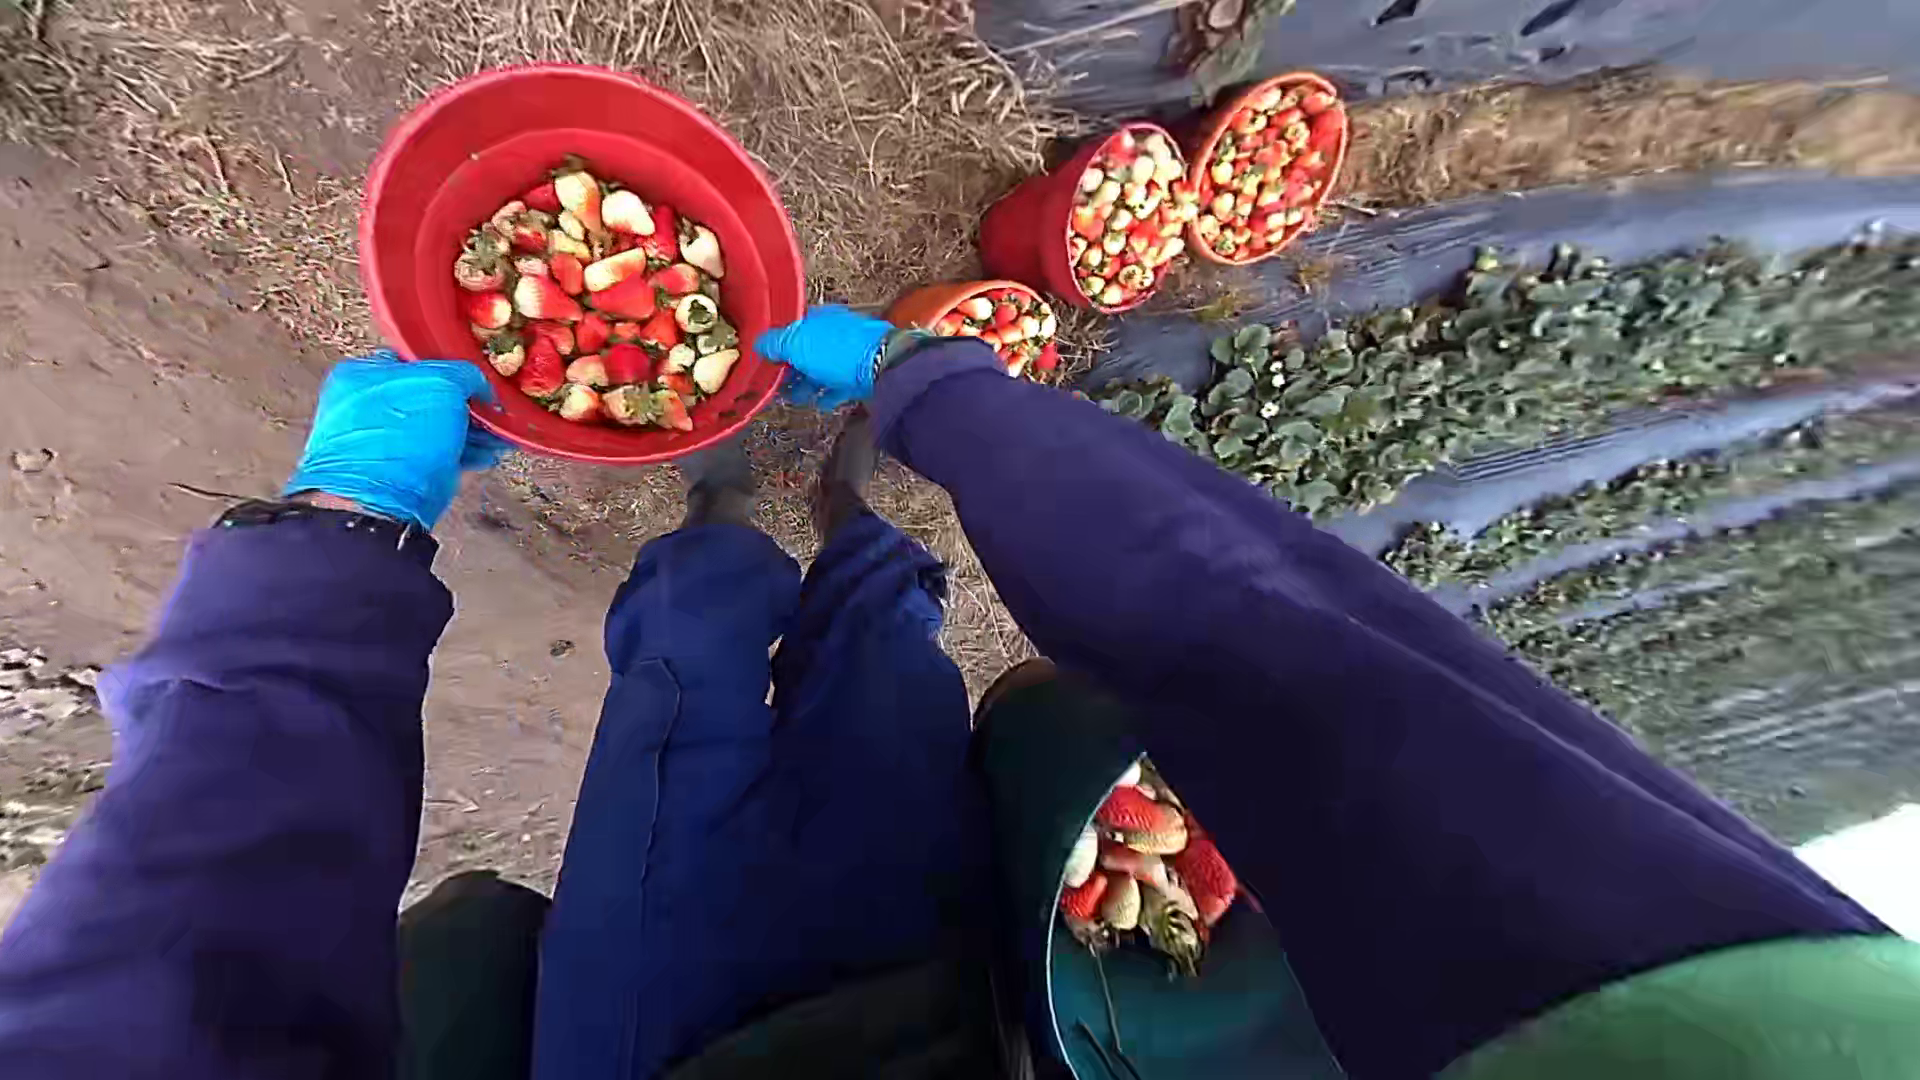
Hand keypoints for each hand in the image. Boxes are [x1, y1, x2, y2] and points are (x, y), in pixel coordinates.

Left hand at [284, 350, 509, 527]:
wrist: (383, 496)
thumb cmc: (401, 436)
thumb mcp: (440, 385)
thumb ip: (463, 374)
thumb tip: (479, 384)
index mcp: (367, 375)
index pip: (420, 361)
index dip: (454, 370)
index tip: (481, 382)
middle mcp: (374, 404)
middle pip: (438, 397)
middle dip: (473, 407)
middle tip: (496, 414)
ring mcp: (391, 436)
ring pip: (447, 426)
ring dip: (479, 432)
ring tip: (500, 439)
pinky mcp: (409, 465)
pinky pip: (448, 451)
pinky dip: (471, 452)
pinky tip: (488, 455)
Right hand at [754, 305, 892, 408]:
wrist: (882, 367)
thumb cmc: (838, 350)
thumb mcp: (797, 343)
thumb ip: (775, 343)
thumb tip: (759, 344)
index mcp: (819, 318)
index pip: (793, 329)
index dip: (778, 345)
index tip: (766, 361)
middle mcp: (836, 333)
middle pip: (807, 352)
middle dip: (790, 369)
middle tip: (776, 385)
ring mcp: (851, 355)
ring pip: (822, 370)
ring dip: (807, 384)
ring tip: (794, 398)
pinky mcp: (862, 376)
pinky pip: (840, 386)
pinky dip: (828, 395)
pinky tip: (820, 403)